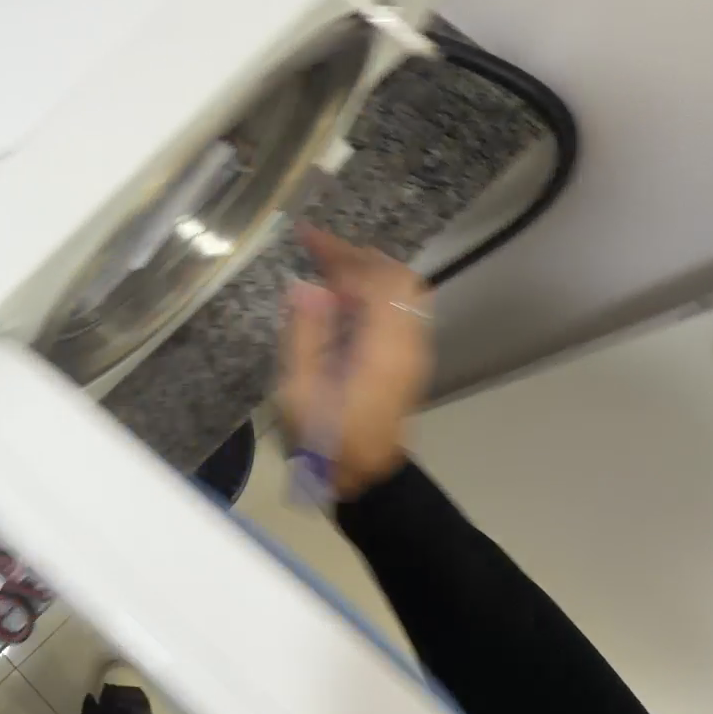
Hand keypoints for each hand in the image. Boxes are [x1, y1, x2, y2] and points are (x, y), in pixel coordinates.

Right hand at [276, 225, 434, 499]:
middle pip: (395, 277)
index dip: (340, 251)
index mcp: (382, 344)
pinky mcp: (406, 361)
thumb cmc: (325, 439)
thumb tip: (305, 287)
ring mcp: (412, 351)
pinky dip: (371, 294)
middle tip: (316, 250)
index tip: (307, 235)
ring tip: (325, 273)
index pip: (372, 277)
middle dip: (355, 256)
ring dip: (365, 274)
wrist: (364, 478)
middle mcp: (406, 340)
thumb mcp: (300, 390)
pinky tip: (341, 304)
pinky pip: (397, 310)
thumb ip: (304, 334)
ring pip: (401, 291)